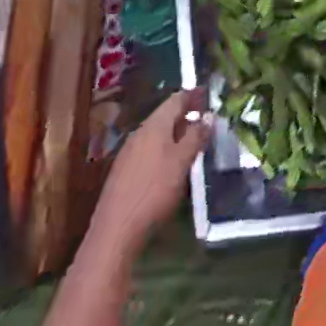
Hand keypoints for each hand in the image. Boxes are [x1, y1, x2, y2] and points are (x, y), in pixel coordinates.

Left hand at [89, 88, 211, 257]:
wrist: (116, 230)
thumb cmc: (154, 190)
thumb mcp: (182, 162)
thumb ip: (196, 136)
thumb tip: (209, 116)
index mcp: (154, 126)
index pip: (176, 99)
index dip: (193, 95)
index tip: (210, 95)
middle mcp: (139, 133)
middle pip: (165, 115)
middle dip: (186, 114)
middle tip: (207, 119)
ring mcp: (129, 153)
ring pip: (157, 133)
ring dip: (177, 132)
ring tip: (195, 140)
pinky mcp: (124, 171)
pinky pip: (150, 149)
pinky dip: (166, 147)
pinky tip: (173, 162)